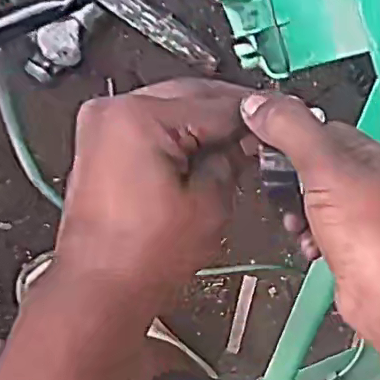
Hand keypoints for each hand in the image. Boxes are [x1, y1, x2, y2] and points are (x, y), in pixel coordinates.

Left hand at [54, 79, 251, 300]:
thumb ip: (230, 163)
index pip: (215, 105)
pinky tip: (207, 154)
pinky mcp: (103, 144)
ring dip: (207, 123)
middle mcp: (115, 111)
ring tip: (239, 148)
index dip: (254, 119)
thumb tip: (244, 145)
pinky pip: (151, 125)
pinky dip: (181, 135)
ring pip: (171, 107)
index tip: (276, 128)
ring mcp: (104, 125)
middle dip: (231, 114)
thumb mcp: (209, 206)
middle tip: (263, 136)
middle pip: (190, 96)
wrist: (102, 284)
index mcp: (140, 119)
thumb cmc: (143, 255)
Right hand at [239, 91, 379, 337]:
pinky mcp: (353, 246)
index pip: (321, 128)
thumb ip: (290, 129)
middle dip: (291, 181)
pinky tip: (311, 246)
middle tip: (281, 191)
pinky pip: (320, 232)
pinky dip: (309, 237)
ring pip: (315, 202)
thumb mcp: (322, 167)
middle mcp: (371, 184)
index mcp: (371, 156)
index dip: (289, 135)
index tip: (263, 143)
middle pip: (315, 166)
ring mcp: (363, 217)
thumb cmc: (369, 235)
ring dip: (298, 212)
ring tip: (298, 223)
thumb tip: (259, 104)